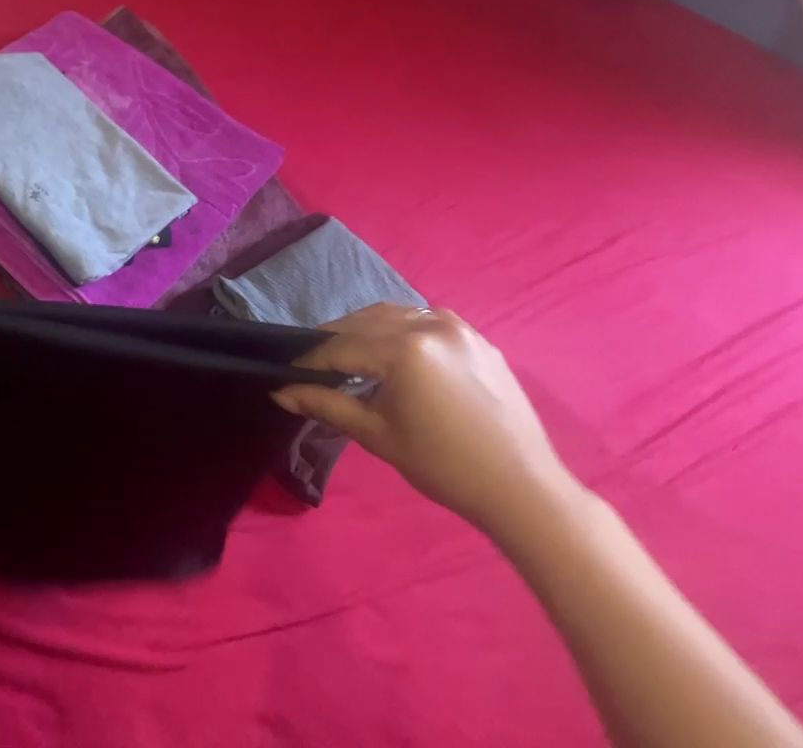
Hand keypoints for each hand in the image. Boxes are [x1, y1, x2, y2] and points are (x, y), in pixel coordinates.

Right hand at [273, 303, 578, 534]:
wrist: (521, 488)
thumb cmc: (442, 465)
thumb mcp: (376, 434)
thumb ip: (326, 404)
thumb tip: (281, 392)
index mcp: (405, 348)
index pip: (340, 345)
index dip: (309, 360)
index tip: (287, 374)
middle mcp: (431, 325)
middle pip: (365, 321)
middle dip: (336, 341)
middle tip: (316, 367)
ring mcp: (459, 328)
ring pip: (395, 314)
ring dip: (367, 331)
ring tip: (352, 359)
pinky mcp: (478, 339)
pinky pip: (426, 320)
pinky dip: (401, 331)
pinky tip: (395, 357)